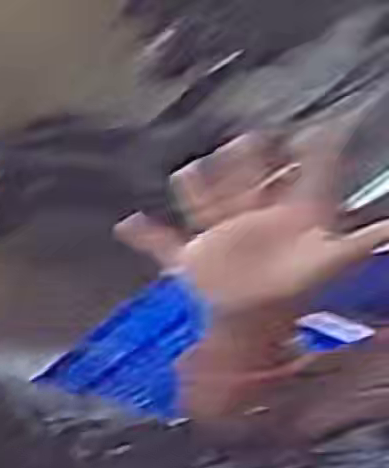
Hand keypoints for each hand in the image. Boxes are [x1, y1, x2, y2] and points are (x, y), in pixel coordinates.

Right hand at [116, 128, 388, 316]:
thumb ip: (370, 236)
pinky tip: (128, 223)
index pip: (309, 177)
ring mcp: (220, 237)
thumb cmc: (299, 285)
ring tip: (189, 168)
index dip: (317, 153)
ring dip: (196, 189)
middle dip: (247, 163)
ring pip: (207, 206)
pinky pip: (162, 244)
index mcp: (296, 213)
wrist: (256, 313)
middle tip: (246, 138)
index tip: (319, 128)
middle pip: (251, 185)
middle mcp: (257, 219)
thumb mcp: (339, 257)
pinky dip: (143, 235)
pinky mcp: (191, 258)